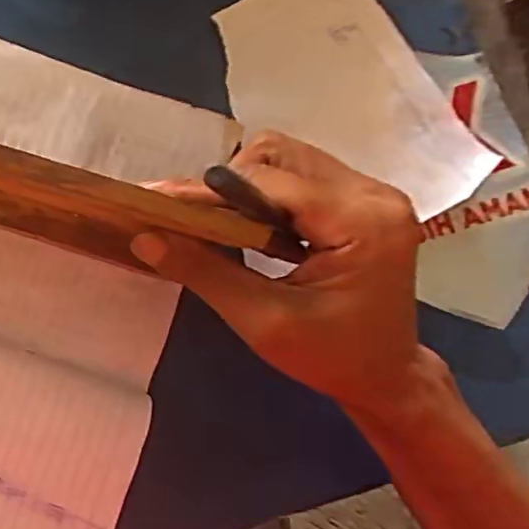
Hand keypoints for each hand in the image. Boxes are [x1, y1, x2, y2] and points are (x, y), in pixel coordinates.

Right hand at [131, 131, 430, 413]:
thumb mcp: (259, 319)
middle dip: (226, 183)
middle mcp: (372, 195)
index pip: (266, 180)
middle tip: (196, 221)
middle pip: (279, 153)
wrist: (385, 376)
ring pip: (285, 158)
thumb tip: (144, 238)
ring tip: (220, 224)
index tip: (160, 203)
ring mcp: (370, 195)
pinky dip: (260, 194)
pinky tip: (247, 227)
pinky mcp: (360, 202)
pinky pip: (297, 176)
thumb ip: (203, 272)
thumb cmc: (328, 355)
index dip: (207, 189)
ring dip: (242, 185)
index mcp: (359, 221)